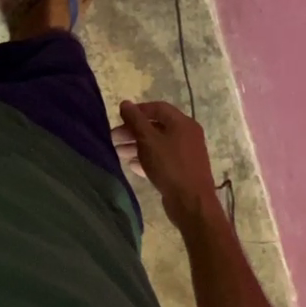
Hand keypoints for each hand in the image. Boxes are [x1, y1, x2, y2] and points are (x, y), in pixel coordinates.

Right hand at [115, 100, 221, 225]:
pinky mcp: (182, 170)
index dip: (137, 111)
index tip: (119, 118)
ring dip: (137, 146)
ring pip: (157, 144)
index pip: (157, 108)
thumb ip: (135, 120)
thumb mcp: (148, 140)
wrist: (191, 203)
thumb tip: (125, 103)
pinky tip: (132, 166)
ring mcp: (186, 154)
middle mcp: (187, 135)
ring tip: (119, 153)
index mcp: (182, 123)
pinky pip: (162, 159)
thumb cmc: (170, 165)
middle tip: (114, 138)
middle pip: (156, 127)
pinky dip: (147, 159)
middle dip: (133, 131)